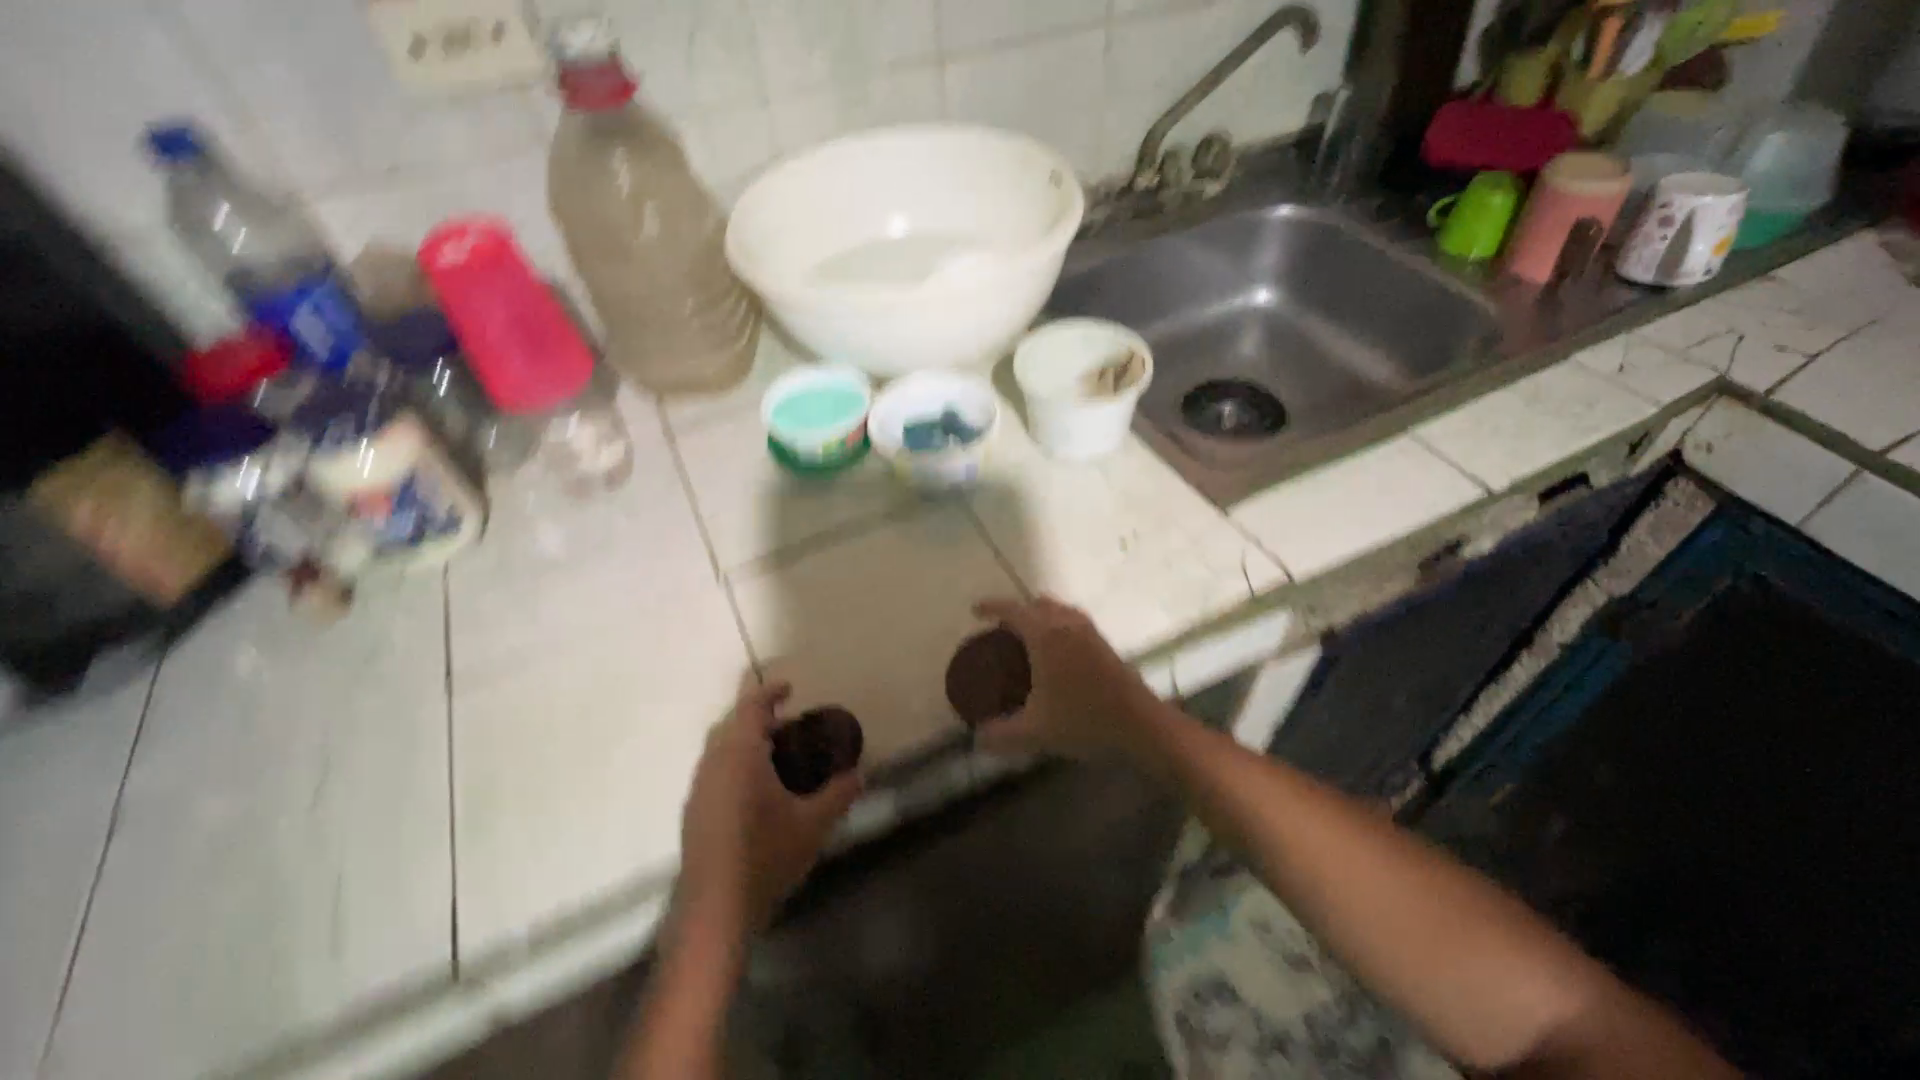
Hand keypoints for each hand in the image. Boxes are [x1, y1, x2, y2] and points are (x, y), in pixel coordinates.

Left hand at [674, 680, 861, 939]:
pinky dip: (733, 766)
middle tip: (787, 723)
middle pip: (730, 725)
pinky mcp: (693, 813)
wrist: (716, 907)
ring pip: (718, 750)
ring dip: (743, 742)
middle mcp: (713, 764)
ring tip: (774, 756)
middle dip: (756, 717)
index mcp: (740, 755)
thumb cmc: (766, 856)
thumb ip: (838, 794)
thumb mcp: (814, 825)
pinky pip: (713, 772)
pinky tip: (754, 792)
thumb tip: (859, 773)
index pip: (751, 708)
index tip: (789, 688)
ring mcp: (698, 790)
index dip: (769, 692)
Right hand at [970, 596, 1162, 758]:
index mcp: (1046, 636)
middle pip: (1038, 604)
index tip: (975, 611)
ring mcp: (1090, 633)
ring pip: (1059, 611)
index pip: (1013, 610)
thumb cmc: (1083, 721)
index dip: (992, 607)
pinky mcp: (1105, 645)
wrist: (1140, 725)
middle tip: (1001, 631)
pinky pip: (1074, 623)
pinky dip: (1059, 627)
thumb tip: (977, 738)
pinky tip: (1057, 655)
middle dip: (1017, 611)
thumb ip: (1000, 735)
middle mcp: (1068, 625)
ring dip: (1041, 617)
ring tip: (1027, 639)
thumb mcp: (1034, 732)